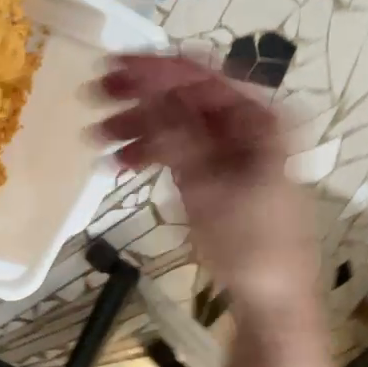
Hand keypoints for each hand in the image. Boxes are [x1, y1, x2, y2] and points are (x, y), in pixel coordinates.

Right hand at [93, 55, 318, 321]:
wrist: (273, 299)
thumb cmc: (250, 244)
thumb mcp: (208, 187)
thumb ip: (176, 136)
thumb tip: (147, 90)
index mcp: (261, 118)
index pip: (202, 76)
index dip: (155, 68)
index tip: (111, 67)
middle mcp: (248, 126)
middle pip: (186, 97)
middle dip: (139, 98)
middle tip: (94, 99)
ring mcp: (233, 151)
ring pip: (178, 125)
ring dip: (137, 128)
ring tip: (98, 140)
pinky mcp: (219, 175)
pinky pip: (180, 151)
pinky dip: (151, 153)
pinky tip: (121, 162)